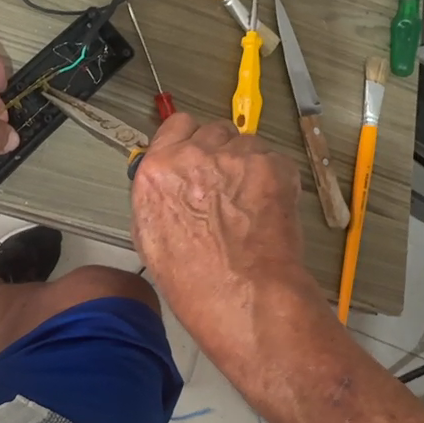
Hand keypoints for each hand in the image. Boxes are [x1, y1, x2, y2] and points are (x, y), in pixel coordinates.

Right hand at [130, 113, 312, 347]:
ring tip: (251, 201)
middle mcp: (193, 154)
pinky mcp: (272, 166)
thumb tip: (168, 181)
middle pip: (213, 131)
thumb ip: (156, 194)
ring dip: (248, 164)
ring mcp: (235, 157)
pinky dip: (275, 178)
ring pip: (246, 143)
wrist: (244, 297)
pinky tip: (269, 208)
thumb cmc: (194, 280)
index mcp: (157, 169)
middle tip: (227, 184)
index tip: (198, 154)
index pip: (176, 125)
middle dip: (221, 152)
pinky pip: (274, 158)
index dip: (190, 140)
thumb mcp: (148, 236)